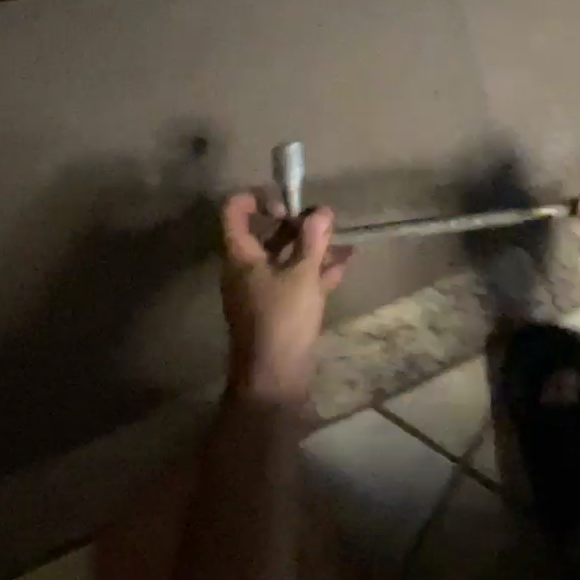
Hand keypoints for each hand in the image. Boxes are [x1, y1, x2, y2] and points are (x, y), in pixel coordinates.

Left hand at [219, 192, 352, 403]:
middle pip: (265, 233)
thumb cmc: (282, 320)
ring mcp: (261, 290)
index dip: (258, 198)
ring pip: (284, 257)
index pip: (235, 211)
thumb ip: (313, 240)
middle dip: (296, 223)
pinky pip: (295, 280)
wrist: (275, 381)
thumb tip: (322, 211)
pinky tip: (344, 263)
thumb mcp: (302, 275)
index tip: (288, 204)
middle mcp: (245, 269)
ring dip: (310, 246)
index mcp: (240, 256)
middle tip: (323, 221)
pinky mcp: (278, 309)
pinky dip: (316, 270)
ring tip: (340, 239)